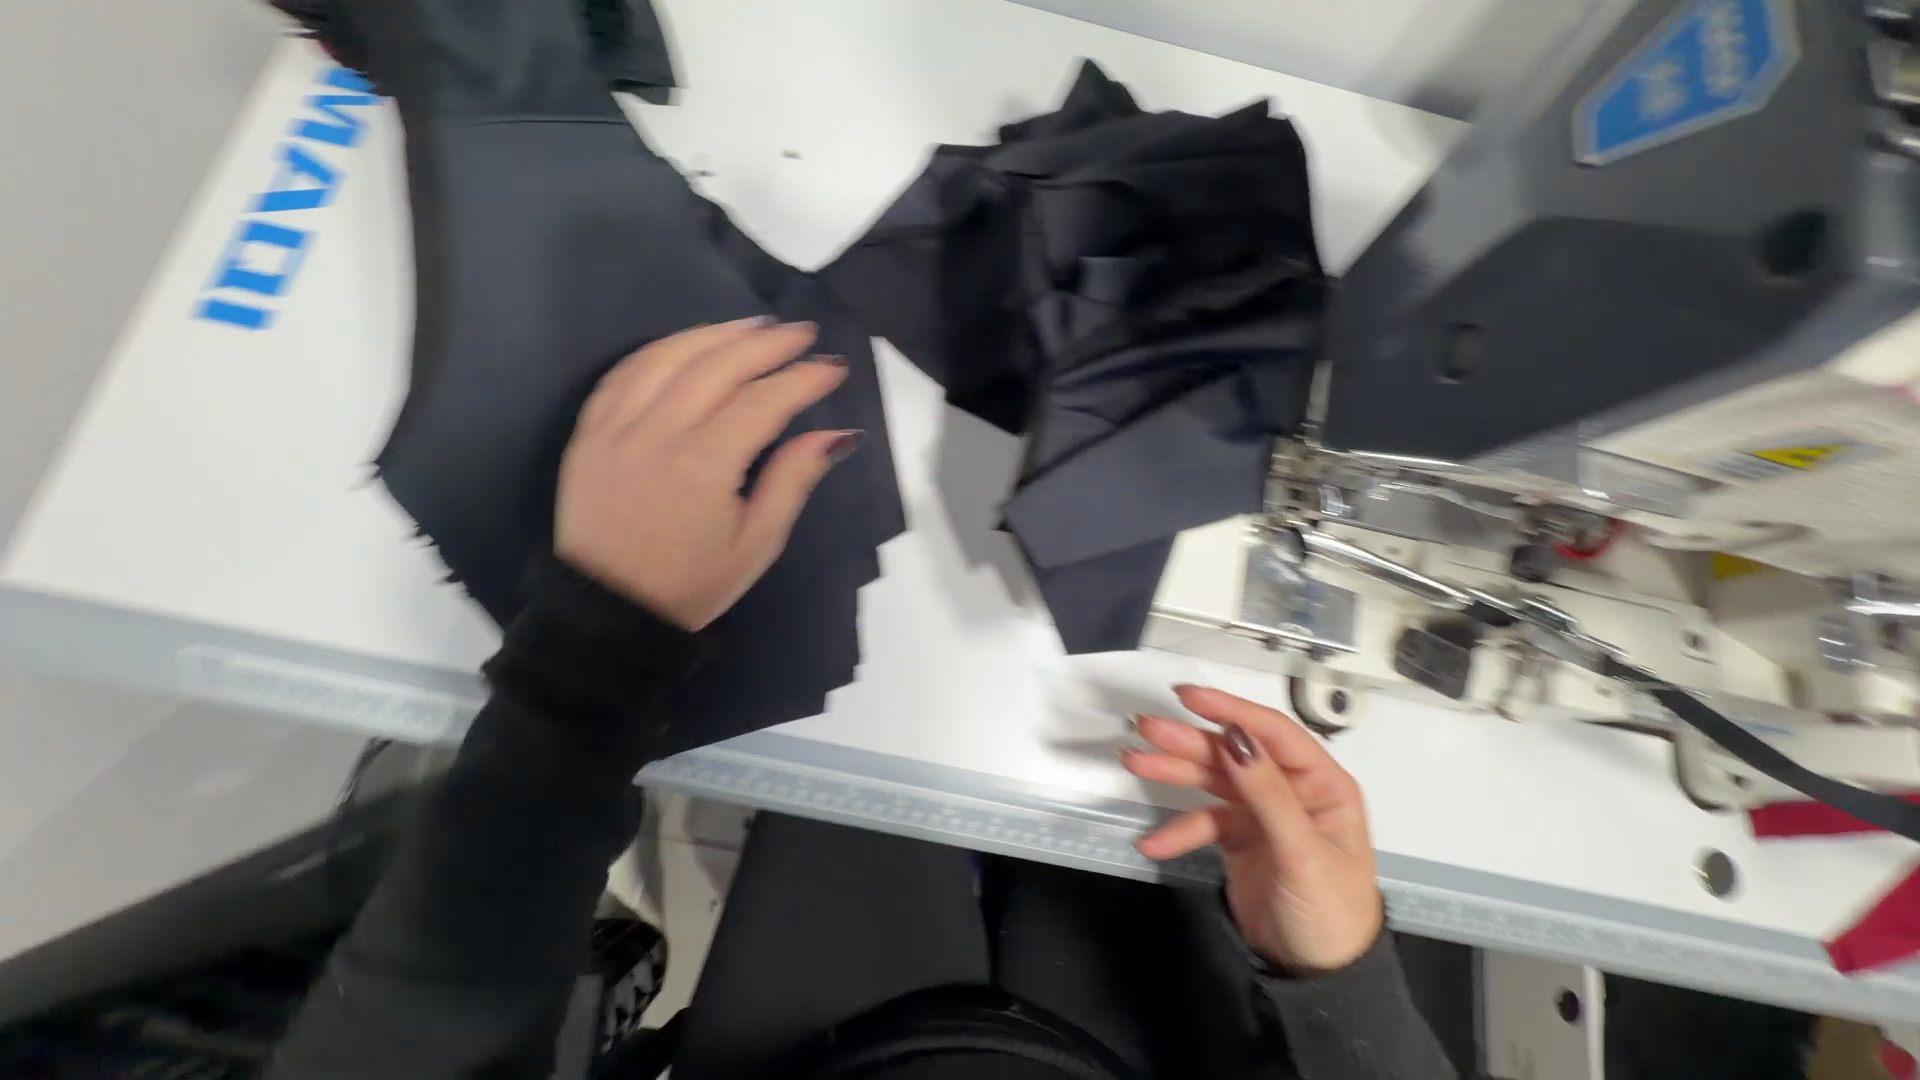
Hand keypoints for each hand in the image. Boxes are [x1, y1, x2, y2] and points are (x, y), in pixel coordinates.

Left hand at [555, 318, 859, 630]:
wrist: (609, 611)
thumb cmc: (693, 583)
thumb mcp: (758, 543)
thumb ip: (794, 480)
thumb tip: (836, 434)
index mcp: (702, 466)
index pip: (762, 402)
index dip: (803, 379)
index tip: (834, 367)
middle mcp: (656, 433)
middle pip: (717, 366)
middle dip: (766, 343)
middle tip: (802, 332)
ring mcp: (615, 428)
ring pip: (668, 357)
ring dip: (715, 333)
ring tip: (754, 325)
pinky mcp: (589, 432)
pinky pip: (625, 372)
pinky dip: (663, 350)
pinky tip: (690, 345)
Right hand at [1121, 685, 1383, 973]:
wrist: (1318, 976)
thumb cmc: (1331, 911)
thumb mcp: (1302, 852)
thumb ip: (1268, 792)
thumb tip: (1235, 737)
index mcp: (1321, 784)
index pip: (1272, 733)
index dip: (1229, 710)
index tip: (1189, 696)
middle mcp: (1290, 789)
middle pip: (1233, 753)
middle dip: (1189, 741)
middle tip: (1147, 727)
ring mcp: (1261, 812)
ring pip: (1212, 780)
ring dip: (1174, 772)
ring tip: (1134, 761)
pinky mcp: (1238, 836)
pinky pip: (1203, 822)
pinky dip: (1177, 831)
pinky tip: (1152, 843)